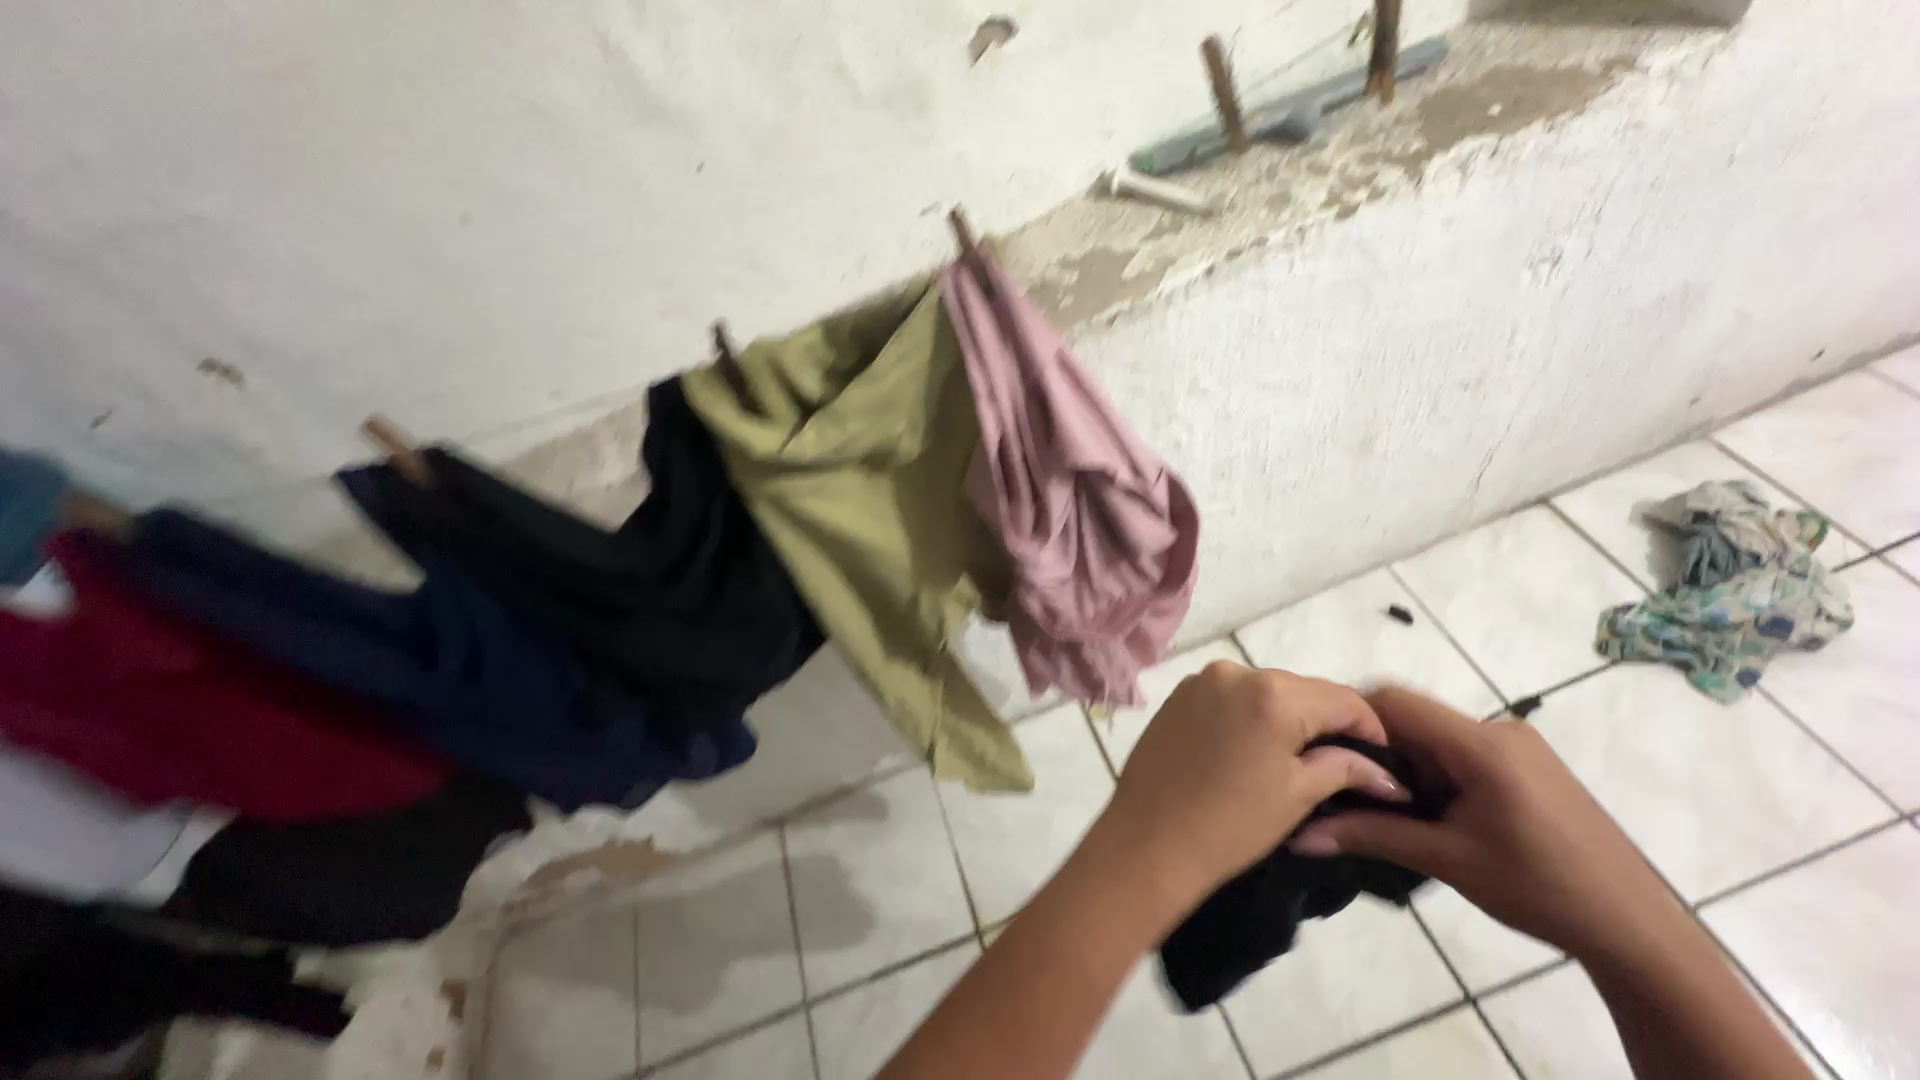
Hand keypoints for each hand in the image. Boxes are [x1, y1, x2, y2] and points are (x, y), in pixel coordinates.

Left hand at [1098, 661, 1410, 915]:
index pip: (1342, 700)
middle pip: (1301, 690)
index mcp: (1274, 693)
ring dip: (1284, 716)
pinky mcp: (1177, 696)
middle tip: (1340, 762)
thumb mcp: (1298, 794)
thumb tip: (1387, 774)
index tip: (1380, 760)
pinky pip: (1228, 697)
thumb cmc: (1231, 823)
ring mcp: (1201, 681)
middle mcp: (1236, 672)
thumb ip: (1345, 768)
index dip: (1369, 729)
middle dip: (1324, 721)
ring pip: (1263, 691)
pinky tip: (1248, 749)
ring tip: (1293, 757)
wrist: (1149, 842)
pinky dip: (1246, 715)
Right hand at [1289, 686, 1675, 958]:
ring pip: (1437, 738)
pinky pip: (1462, 753)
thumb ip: (1370, 835)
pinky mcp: (1528, 766)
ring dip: (1407, 767)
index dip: (1351, 718)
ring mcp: (1518, 747)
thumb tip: (1299, 834)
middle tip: (1348, 792)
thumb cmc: (1540, 889)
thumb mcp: (1447, 860)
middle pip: (1414, 718)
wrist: (1636, 929)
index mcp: (1481, 743)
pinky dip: (1435, 775)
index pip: (1394, 700)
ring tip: (1389, 812)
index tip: (1322, 755)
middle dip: (1377, 751)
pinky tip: (1432, 816)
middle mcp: (1499, 730)